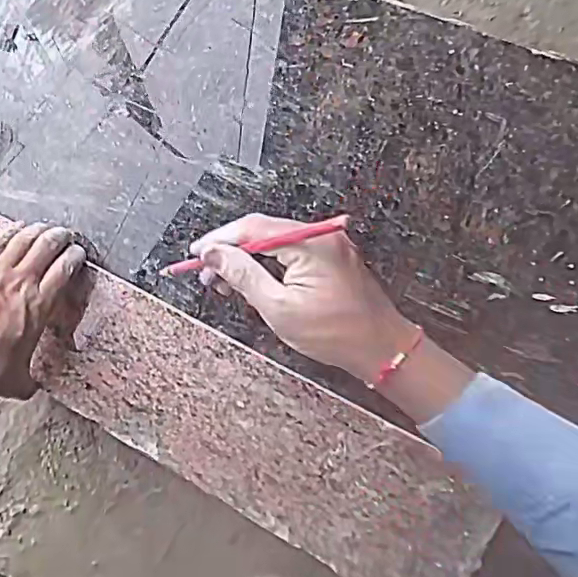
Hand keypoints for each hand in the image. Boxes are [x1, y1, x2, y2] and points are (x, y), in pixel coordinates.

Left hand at [0, 223, 86, 433]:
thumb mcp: (16, 381)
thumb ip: (29, 379)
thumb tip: (32, 386)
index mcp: (38, 306)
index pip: (64, 271)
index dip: (75, 258)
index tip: (78, 254)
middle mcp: (20, 282)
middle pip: (47, 246)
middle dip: (61, 238)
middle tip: (66, 236)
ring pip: (23, 239)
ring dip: (38, 230)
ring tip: (45, 228)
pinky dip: (9, 232)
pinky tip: (14, 229)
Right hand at [192, 214, 413, 382]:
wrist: (380, 347)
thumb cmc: (337, 333)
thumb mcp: (278, 307)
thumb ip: (242, 275)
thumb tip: (215, 254)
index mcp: (309, 242)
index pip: (251, 229)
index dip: (218, 240)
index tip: (197, 254)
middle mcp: (319, 235)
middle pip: (260, 231)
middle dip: (229, 250)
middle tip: (206, 272)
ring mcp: (325, 244)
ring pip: (271, 242)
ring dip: (244, 258)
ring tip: (223, 281)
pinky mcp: (327, 256)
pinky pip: (287, 251)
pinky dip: (264, 264)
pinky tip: (249, 280)